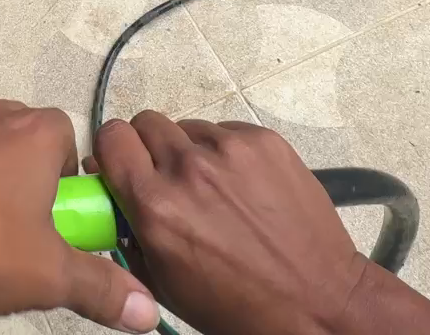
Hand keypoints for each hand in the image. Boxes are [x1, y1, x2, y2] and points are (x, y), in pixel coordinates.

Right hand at [93, 113, 429, 334]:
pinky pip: (225, 130)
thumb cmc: (237, 307)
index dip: (114, 150)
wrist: (323, 306)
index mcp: (155, 204)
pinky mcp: (263, 140)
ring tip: (216, 188)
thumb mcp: (164, 282)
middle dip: (150, 147)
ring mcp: (228, 149)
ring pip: (187, 126)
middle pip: (145, 122)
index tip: (125, 165)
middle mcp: (187, 167)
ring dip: (190, 150)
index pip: (111, 136)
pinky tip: (245, 186)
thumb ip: (127, 227)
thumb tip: (106, 182)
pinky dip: (227, 152)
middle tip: (169, 177)